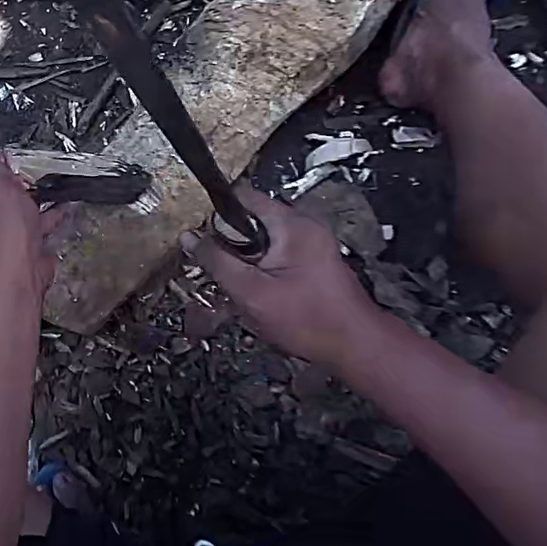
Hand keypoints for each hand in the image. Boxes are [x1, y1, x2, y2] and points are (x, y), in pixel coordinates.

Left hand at [0, 153, 71, 296]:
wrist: (23, 265)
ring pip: (28, 207)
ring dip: (41, 196)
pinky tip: (67, 206)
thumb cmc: (7, 229)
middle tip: (34, 169)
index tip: (10, 156)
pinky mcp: (33, 241)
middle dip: (21, 180)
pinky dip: (57, 213)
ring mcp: (15, 229)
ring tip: (55, 184)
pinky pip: (46, 222)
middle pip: (7, 191)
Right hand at [181, 184, 380, 364]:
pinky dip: (261, 267)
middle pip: (251, 219)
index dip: (216, 212)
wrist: (358, 348)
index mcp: (290, 224)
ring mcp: (312, 243)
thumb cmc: (305, 319)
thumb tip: (188, 237)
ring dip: (245, 259)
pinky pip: (276, 253)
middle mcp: (303, 225)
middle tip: (219, 270)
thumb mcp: (250, 292)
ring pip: (262, 239)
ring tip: (237, 286)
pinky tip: (258, 293)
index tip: (202, 237)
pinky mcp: (315, 261)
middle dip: (230, 243)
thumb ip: (216, 261)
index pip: (243, 197)